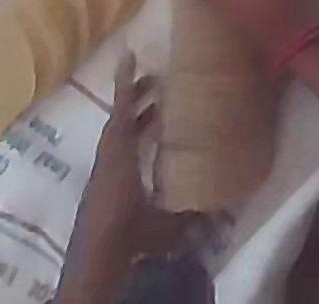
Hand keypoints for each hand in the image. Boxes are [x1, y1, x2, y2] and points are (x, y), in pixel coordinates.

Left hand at [59, 54, 191, 301]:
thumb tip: (224, 203)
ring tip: (160, 110)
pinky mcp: (104, 187)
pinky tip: (151, 148)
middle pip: (120, 117)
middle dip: (137, 96)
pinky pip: (119, 150)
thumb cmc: (127, 231)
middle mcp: (109, 156)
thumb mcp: (162, 221)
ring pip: (119, 134)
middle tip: (158, 81)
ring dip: (136, 118)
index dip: (127, 81)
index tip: (129, 54)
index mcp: (119, 153)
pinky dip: (133, 138)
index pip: (122, 108)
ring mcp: (104, 172)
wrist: (94, 264)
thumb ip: (190, 209)